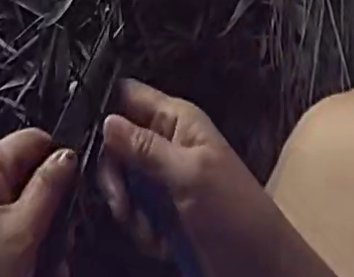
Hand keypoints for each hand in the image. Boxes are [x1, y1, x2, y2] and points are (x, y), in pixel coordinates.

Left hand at [0, 128, 78, 276]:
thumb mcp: (23, 228)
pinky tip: (40, 267)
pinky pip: (14, 228)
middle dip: (55, 207)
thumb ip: (50, 186)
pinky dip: (30, 246)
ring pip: (28, 206)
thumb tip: (69, 155)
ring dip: (47, 233)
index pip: (36, 139)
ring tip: (54, 262)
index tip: (77, 192)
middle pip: (34, 175)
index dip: (61, 162)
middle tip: (65, 238)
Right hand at [100, 80, 333, 276]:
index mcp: (176, 118)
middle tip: (124, 204)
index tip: (91, 138)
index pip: (128, 94)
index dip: (105, 109)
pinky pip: (133, 211)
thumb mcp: (190, 176)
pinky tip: (158, 244)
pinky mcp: (161, 211)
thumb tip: (106, 120)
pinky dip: (139, 229)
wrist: (262, 271)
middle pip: (116, 140)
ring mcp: (162, 177)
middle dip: (114, 175)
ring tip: (149, 231)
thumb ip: (146, 148)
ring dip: (127, 209)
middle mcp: (165, 141)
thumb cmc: (234, 214)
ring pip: (120, 179)